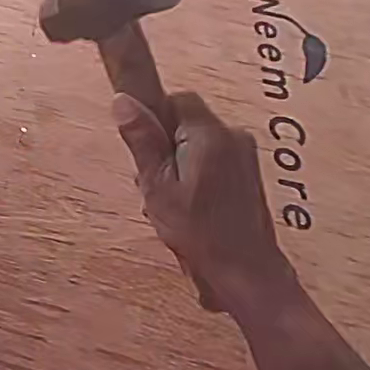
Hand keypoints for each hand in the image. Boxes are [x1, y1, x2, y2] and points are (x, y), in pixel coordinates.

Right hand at [113, 92, 295, 309]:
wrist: (244, 270)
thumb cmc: (198, 232)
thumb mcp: (156, 184)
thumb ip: (142, 140)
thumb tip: (123, 101)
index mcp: (210, 135)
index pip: (177, 99)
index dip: (154, 117)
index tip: (142, 146)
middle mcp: (233, 137)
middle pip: (186, 121)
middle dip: (163, 145)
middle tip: (152, 179)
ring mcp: (244, 155)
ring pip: (196, 141)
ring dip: (176, 162)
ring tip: (169, 198)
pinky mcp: (247, 172)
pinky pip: (211, 157)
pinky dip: (193, 173)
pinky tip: (186, 204)